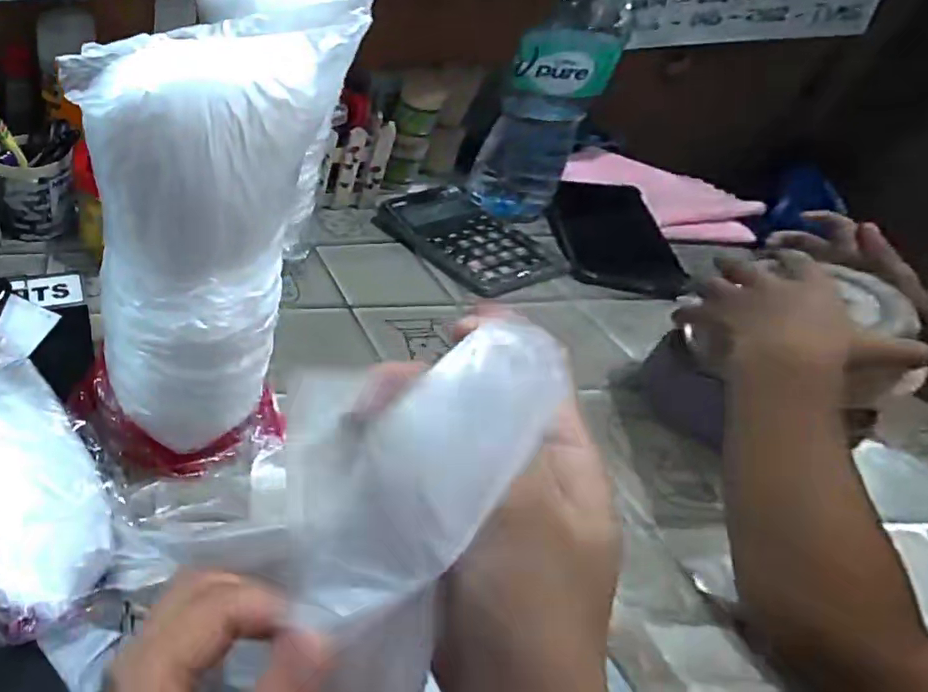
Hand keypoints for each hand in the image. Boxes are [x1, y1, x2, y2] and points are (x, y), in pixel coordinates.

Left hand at [109, 570, 329, 691]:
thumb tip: (317, 632)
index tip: (312, 630)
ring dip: (235, 603)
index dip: (266, 603)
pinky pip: (180, 624)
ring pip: (185, 600)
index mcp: (150, 667)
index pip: (214, 602)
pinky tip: (246, 643)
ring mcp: (134, 665)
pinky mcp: (143, 680)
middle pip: (194, 588)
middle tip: (297, 625)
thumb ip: (283, 689)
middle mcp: (134, 654)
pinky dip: (217, 623)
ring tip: (278, 629)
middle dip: (250, 594)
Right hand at [361, 311, 618, 691]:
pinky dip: (391, 445)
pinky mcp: (446, 514)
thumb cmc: (532, 602)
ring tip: (363, 414)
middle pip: (480, 396)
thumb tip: (420, 374)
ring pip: (441, 427)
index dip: (500, 340)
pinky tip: (362, 443)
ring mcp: (483, 491)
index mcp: (564, 458)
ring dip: (402, 411)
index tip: (452, 326)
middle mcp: (525, 466)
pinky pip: (417, 462)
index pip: (539, 375)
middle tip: (383, 387)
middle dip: (432, 379)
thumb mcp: (526, 512)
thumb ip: (481, 434)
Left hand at [675, 253, 927, 391]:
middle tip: (728, 267)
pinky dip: (685, 315)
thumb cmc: (833, 352)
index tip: (783, 258)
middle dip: (733, 265)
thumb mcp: (875, 350)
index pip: (801, 262)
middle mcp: (767, 283)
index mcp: (808, 285)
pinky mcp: (712, 311)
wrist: (787, 360)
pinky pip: (690, 311)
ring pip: (710, 282)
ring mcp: (734, 294)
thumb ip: (903, 351)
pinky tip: (680, 319)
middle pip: (743, 265)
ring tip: (698, 291)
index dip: (791, 260)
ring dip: (704, 287)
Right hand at [767, 212, 926, 305]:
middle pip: (809, 241)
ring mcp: (825, 282)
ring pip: (796, 261)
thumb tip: (865, 224)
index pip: (836, 227)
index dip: (821, 219)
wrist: (915, 343)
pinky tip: (763, 281)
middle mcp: (838, 264)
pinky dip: (776, 279)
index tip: (800, 218)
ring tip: (761, 262)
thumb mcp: (898, 278)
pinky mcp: (817, 300)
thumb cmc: (911, 308)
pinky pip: (793, 285)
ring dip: (779, 257)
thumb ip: (882, 253)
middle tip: (769, 245)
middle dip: (789, 238)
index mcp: (856, 254)